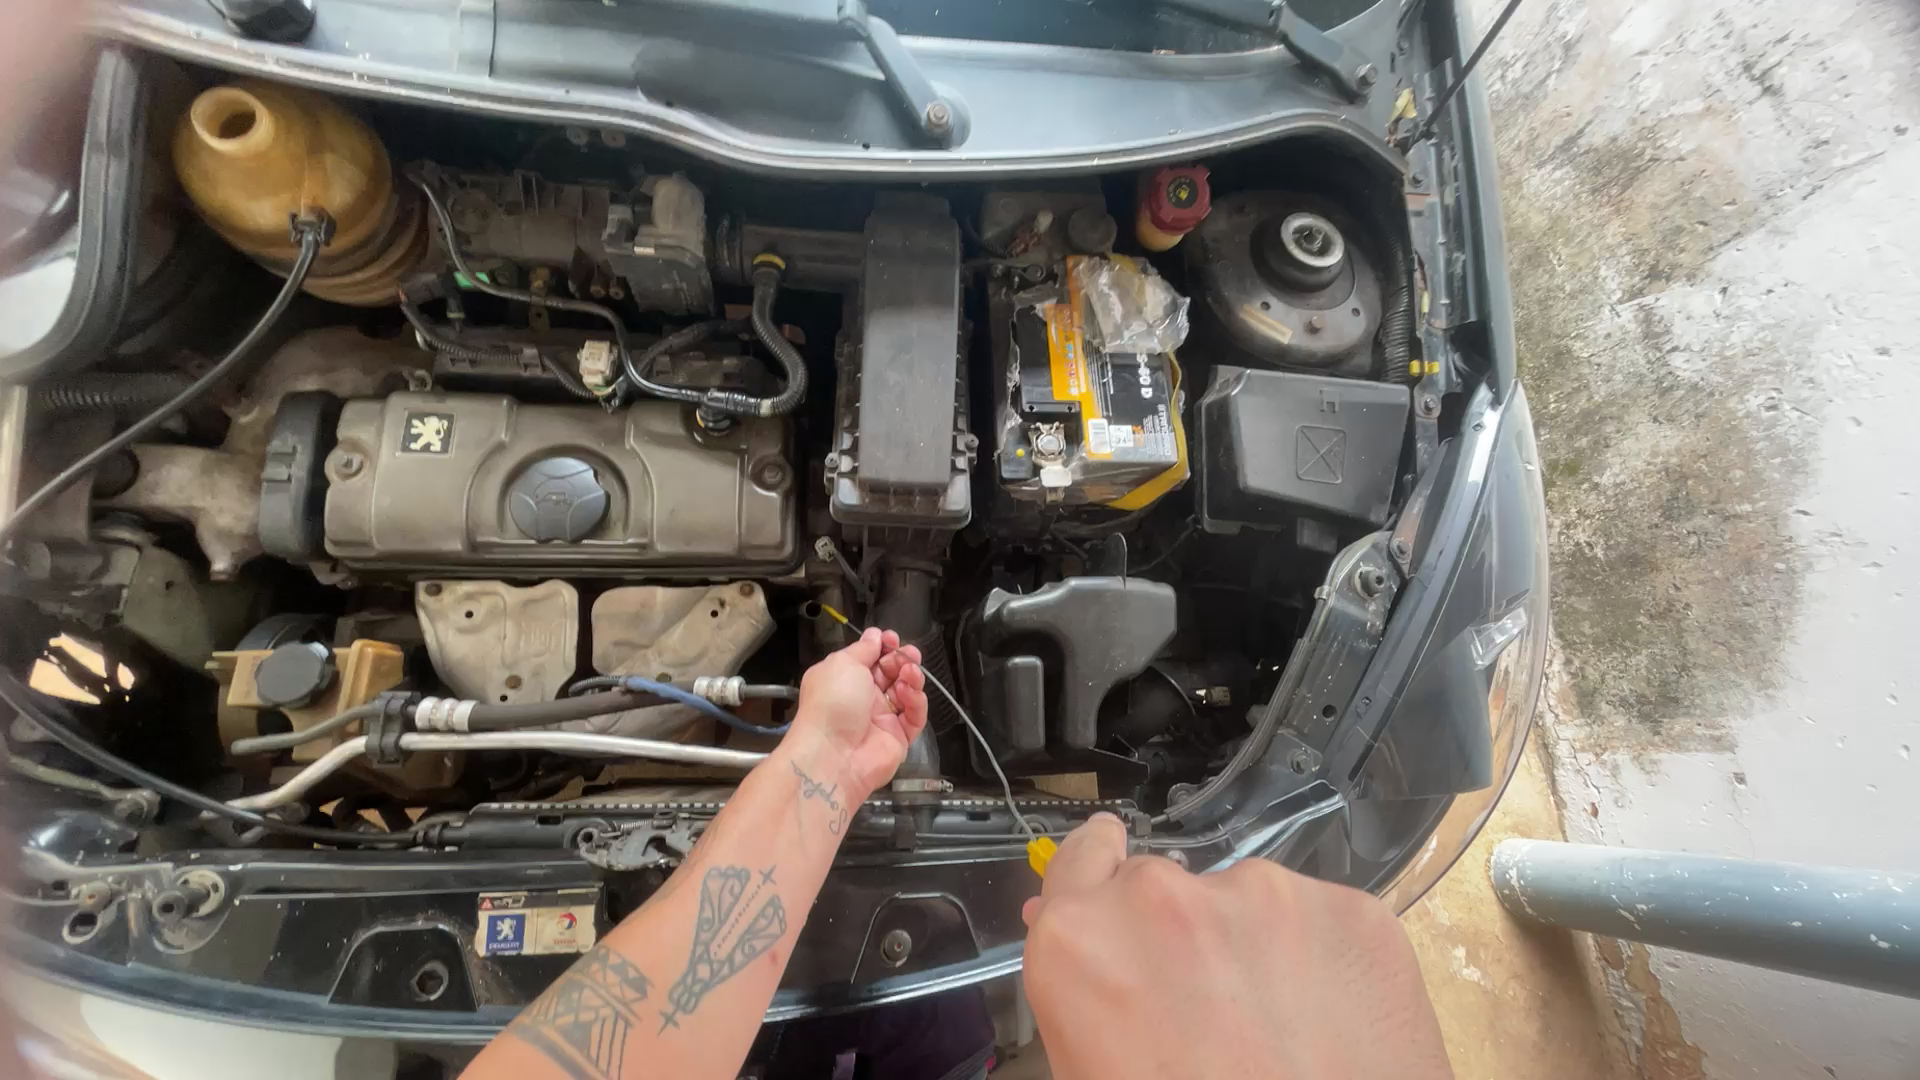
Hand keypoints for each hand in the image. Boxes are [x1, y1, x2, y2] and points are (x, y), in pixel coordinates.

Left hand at [786, 627, 927, 799]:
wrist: (833, 754)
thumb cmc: (832, 702)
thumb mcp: (842, 663)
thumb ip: (863, 649)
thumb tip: (875, 635)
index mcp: (845, 679)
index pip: (871, 658)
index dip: (884, 646)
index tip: (892, 639)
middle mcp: (864, 698)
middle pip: (891, 673)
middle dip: (902, 659)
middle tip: (909, 654)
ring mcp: (882, 718)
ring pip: (906, 692)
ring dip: (911, 677)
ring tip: (910, 671)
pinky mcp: (899, 737)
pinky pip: (914, 715)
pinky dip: (915, 701)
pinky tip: (908, 692)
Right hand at [1022, 814, 1451, 1079]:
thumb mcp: (1094, 1072)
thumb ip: (1081, 981)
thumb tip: (1074, 924)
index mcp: (1081, 937)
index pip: (1083, 853)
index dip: (1101, 868)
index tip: (1119, 877)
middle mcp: (1160, 894)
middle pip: (1162, 884)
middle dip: (1179, 932)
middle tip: (1214, 1012)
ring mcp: (1263, 894)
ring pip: (1245, 902)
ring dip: (1253, 948)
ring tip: (1285, 1035)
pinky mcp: (1351, 913)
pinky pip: (1319, 921)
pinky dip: (1324, 964)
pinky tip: (1336, 1032)